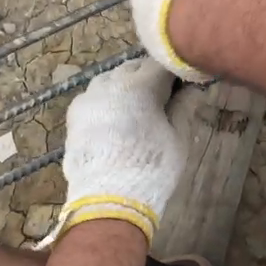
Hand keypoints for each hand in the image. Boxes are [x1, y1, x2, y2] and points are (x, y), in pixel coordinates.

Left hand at [38, 59, 185, 247]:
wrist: (108, 201)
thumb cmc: (151, 169)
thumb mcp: (178, 138)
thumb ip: (184, 107)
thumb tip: (192, 89)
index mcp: (140, 85)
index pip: (162, 64)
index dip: (175, 73)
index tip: (184, 86)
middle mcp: (110, 83)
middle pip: (134, 68)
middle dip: (150, 77)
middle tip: (164, 99)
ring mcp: (88, 98)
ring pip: (111, 80)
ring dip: (126, 87)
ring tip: (138, 111)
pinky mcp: (74, 115)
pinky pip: (95, 98)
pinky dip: (108, 102)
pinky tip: (116, 122)